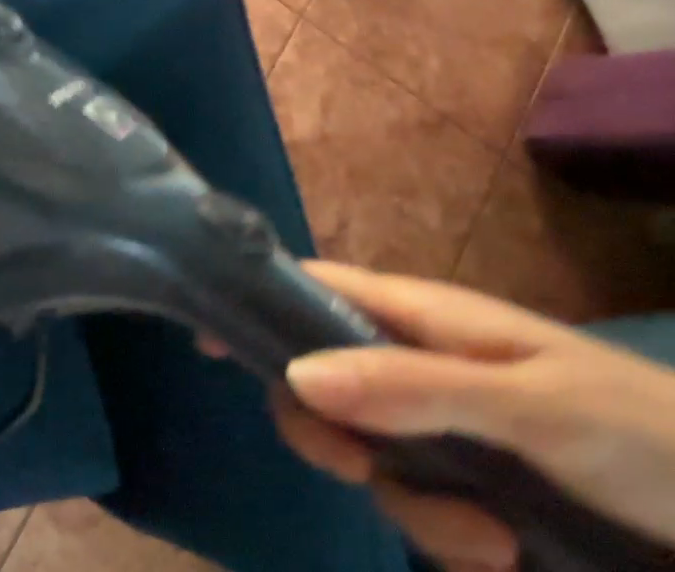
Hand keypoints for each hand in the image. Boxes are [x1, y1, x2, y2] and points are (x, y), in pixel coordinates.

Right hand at [258, 262, 674, 569]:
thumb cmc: (654, 436)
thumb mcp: (536, 406)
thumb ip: (414, 386)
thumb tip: (290, 374)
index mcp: (425, 321)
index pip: (310, 289)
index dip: (251, 303)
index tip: (204, 342)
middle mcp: (418, 369)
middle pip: (318, 384)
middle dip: (327, 432)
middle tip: (355, 468)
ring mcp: (445, 432)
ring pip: (368, 458)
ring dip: (414, 508)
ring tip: (492, 543)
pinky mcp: (476, 492)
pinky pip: (418, 511)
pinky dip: (449, 543)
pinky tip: (505, 559)